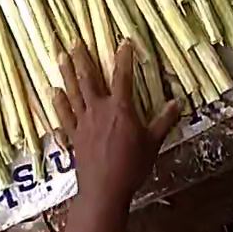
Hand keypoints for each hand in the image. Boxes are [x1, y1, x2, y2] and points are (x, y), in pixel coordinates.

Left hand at [54, 40, 181, 208]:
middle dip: (83, 59)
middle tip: (75, 40)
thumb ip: (164, 120)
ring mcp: (83, 122)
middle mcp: (99, 110)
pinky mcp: (74, 136)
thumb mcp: (154, 142)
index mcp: (120, 109)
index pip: (123, 77)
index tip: (124, 42)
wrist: (104, 190)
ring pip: (74, 92)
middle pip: (89, 79)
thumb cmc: (132, 165)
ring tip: (61, 56)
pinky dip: (59, 103)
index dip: (124, 58)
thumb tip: (177, 102)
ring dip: (67, 74)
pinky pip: (65, 115)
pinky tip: (54, 92)